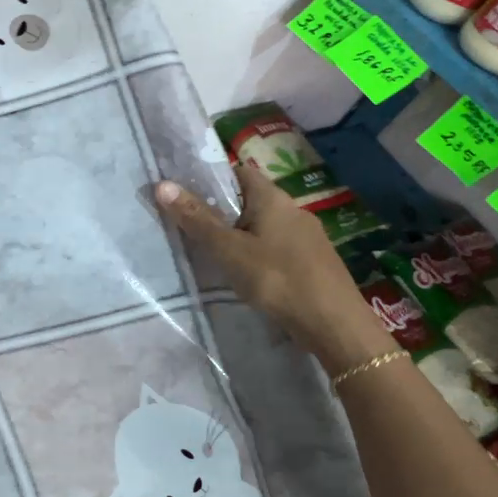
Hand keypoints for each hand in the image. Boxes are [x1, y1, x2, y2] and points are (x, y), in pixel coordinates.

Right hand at [156, 164, 397, 373]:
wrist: (336, 325)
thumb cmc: (278, 279)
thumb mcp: (229, 250)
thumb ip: (197, 219)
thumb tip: (162, 185)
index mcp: (272, 197)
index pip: (237, 171)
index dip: (210, 177)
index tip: (184, 192)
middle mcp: (292, 209)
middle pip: (249, 198)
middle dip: (221, 209)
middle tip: (191, 225)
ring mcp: (307, 236)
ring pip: (263, 224)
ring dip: (239, 233)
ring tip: (213, 252)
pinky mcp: (313, 261)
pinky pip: (277, 245)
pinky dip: (258, 252)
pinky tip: (248, 273)